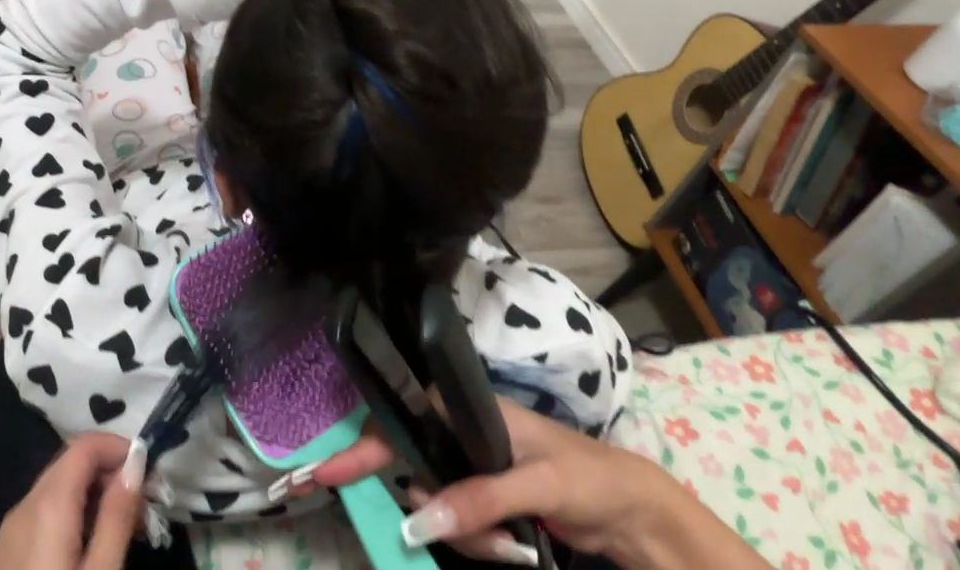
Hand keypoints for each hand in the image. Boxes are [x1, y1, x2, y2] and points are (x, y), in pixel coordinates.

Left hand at [0, 434, 142, 569]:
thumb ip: (117, 515)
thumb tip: (136, 462)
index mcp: (47, 504)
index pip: (85, 445)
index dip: (121, 448)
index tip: (152, 474)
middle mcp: (25, 503)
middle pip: (73, 463)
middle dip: (113, 473)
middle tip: (146, 505)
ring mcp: (13, 525)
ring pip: (61, 486)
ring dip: (97, 494)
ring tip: (128, 527)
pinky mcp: (10, 545)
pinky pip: (48, 510)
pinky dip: (77, 512)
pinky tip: (96, 541)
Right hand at [311, 399, 765, 569]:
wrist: (634, 515)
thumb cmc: (589, 476)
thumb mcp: (538, 482)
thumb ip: (480, 497)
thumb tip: (418, 519)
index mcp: (467, 412)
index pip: (402, 420)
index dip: (363, 446)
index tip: (325, 474)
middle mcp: (461, 437)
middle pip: (414, 473)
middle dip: (436, 512)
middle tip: (480, 536)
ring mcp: (471, 473)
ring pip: (435, 509)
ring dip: (467, 536)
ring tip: (513, 544)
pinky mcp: (484, 504)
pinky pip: (457, 528)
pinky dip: (479, 545)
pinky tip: (514, 548)